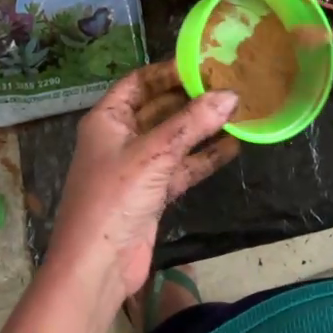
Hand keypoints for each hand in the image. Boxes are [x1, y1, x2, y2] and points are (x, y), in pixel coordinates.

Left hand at [44, 62, 240, 308]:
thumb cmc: (113, 198)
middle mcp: (120, 137)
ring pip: (174, 138)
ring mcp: (136, 167)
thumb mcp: (153, 153)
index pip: (140, 82)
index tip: (203, 63)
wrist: (95, 269)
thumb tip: (231, 95)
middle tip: (228, 85)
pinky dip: (203, 157)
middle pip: (160, 108)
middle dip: (192, 99)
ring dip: (202, 128)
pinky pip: (180, 167)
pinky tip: (232, 147)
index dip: (169, 71)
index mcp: (107, 118)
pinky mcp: (151, 194)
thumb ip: (192, 123)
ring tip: (238, 112)